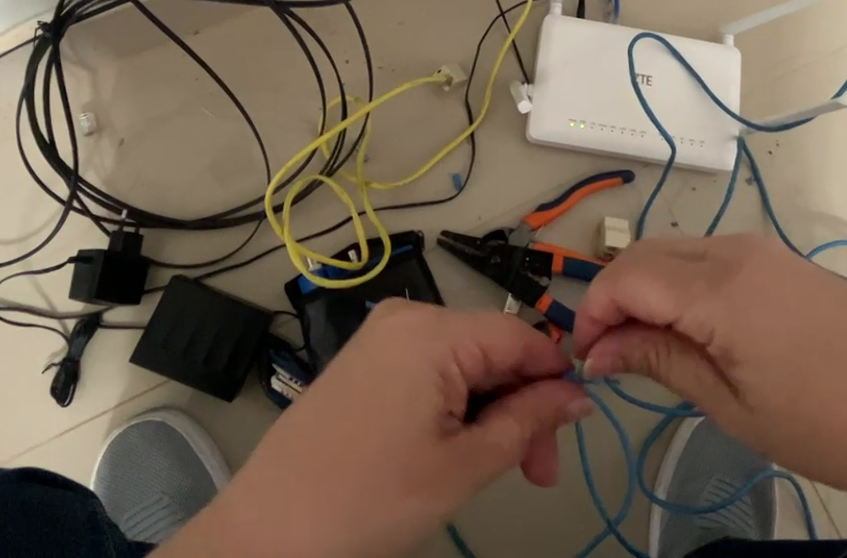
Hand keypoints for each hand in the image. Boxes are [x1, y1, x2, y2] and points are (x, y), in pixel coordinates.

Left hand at [159, 300, 592, 557]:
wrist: (266, 531)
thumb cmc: (369, 499)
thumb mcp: (462, 466)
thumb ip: (528, 423)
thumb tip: (580, 396)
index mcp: (434, 329)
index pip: (521, 337)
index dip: (554, 380)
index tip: (570, 434)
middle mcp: (409, 315)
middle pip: (492, 348)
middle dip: (521, 405)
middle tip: (536, 472)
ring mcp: (383, 334)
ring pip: (465, 360)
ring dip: (491, 408)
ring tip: (498, 467)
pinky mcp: (367, 357)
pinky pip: (432, 366)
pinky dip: (455, 402)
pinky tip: (457, 445)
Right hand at [573, 236, 846, 556]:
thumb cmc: (826, 425)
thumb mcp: (731, 405)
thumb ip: (659, 361)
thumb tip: (599, 350)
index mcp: (720, 287)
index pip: (627, 276)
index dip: (595, 312)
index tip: (587, 356)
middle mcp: (738, 250)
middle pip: (648, 254)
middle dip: (617, 296)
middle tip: (612, 353)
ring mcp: (766, 250)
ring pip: (679, 251)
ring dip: (650, 287)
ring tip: (650, 344)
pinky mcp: (787, 261)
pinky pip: (714, 258)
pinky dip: (685, 283)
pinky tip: (697, 327)